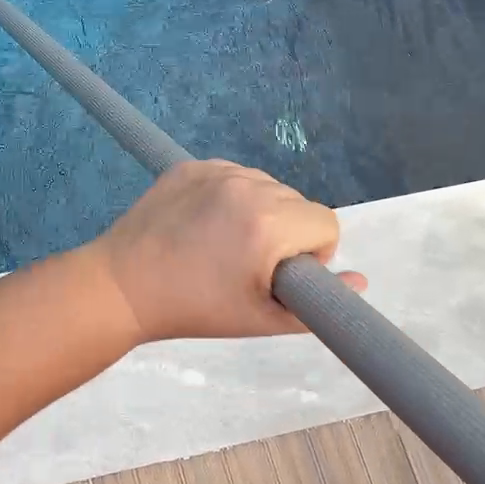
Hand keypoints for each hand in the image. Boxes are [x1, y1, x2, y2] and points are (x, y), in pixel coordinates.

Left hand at [93, 159, 366, 341]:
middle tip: (250, 262)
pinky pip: (230, 175)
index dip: (314, 252)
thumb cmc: (197, 307)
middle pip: (296, 201)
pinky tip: (205, 223)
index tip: (280, 273)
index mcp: (267, 221)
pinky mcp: (186, 165)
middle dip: (288, 231)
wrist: (125, 283)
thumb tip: (360, 281)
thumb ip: (321, 301)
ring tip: (225, 243)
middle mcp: (243, 185)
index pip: (326, 222)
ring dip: (260, 210)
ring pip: (264, 185)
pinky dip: (230, 195)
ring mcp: (211, 170)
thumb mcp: (265, 317)